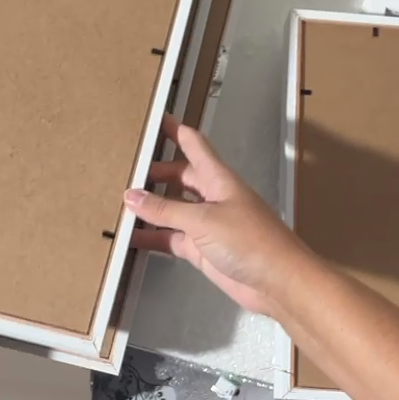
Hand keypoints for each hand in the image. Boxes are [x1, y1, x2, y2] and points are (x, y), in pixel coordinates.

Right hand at [125, 115, 310, 314]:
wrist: (277, 281)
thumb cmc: (252, 241)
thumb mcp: (203, 219)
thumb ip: (165, 209)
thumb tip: (133, 196)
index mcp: (218, 179)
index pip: (194, 145)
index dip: (175, 130)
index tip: (156, 118)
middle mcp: (212, 198)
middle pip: (179, 177)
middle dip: (155, 172)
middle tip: (127, 168)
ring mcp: (208, 225)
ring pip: (173, 209)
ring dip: (151, 207)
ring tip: (121, 202)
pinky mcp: (203, 250)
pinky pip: (172, 239)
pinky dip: (153, 237)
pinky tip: (133, 237)